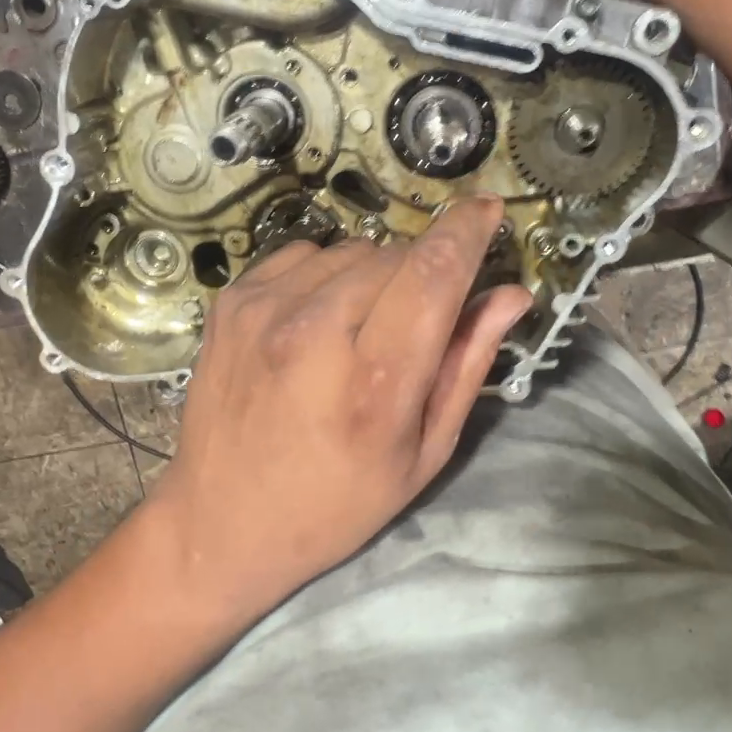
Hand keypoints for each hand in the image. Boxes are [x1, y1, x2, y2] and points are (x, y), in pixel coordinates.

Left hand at [142, 197, 531, 615]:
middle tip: (414, 322)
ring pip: (352, 250)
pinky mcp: (232, 301)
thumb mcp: (422, 452)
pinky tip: (318, 321)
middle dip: (423, 272)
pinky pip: (304, 253)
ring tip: (360, 329)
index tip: (489, 209)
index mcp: (374, 382)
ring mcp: (264, 309)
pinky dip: (326, 274)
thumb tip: (511, 294)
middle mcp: (314, 332)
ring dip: (374, 275)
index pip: (433, 274)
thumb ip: (466, 364)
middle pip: (396, 256)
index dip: (467, 231)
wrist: (221, 522)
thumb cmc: (336, 502)